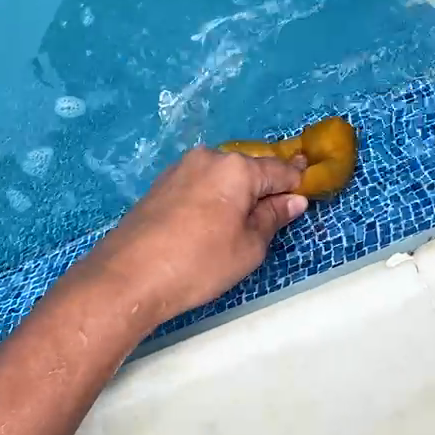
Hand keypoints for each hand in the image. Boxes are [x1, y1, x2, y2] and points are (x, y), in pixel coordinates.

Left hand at [71, 148, 307, 330]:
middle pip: (248, 169)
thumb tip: (293, 200)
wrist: (127, 277)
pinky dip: (212, 198)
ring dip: (236, 194)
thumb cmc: (198, 263)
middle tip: (273, 218)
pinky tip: (210, 224)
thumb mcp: (248, 247)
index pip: (278, 170)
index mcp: (236, 168)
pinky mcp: (160, 185)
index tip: (307, 196)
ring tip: (240, 226)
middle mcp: (208, 158)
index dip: (296, 184)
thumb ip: (273, 218)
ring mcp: (180, 169)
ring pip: (222, 176)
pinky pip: (200, 184)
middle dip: (264, 188)